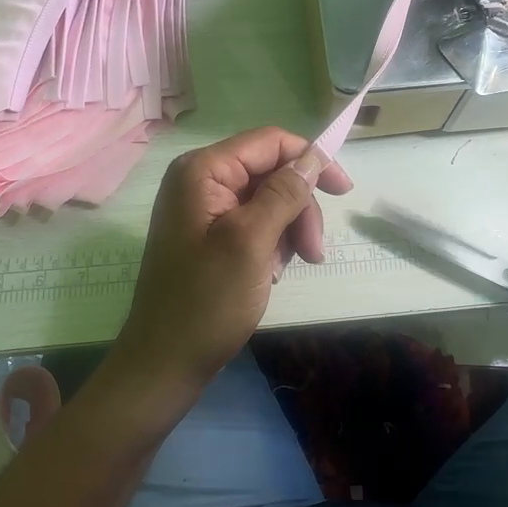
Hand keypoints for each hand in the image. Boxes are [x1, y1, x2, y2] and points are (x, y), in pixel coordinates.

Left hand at [114, 128, 351, 388]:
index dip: (310, 159)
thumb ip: (284, 193)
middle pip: (271, 171)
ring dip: (288, 230)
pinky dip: (271, 244)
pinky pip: (253, 222)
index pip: (270, 142)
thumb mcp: (252, 242)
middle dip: (299, 207)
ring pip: (267, 199)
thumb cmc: (206, 302)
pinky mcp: (208, 235)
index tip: (343, 192)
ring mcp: (202, 209)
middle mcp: (200, 180)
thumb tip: (312, 156)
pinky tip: (269, 273)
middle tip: (314, 253)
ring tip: (286, 270)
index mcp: (203, 170)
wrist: (164, 364)